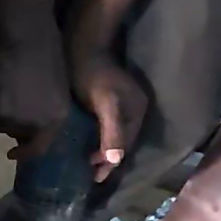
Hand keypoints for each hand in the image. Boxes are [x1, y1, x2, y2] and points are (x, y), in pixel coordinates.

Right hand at [0, 26, 71, 159]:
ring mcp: (11, 118)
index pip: (38, 147)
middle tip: (6, 98)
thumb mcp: (56, 85)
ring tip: (0, 83)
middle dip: (10, 120)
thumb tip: (28, 125)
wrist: (25, 29)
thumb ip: (46, 109)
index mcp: (56, 119)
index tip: (12, 153)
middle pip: (15, 132)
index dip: (24, 151)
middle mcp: (34, 124)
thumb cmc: (45, 47)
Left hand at [70, 51, 146, 182]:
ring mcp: (123, 104)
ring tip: (88, 162)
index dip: (111, 163)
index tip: (95, 177)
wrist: (83, 43)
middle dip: (108, 159)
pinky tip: (88, 142)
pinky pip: (106, 125)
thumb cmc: (92, 73)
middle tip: (90, 173)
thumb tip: (116, 160)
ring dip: (103, 150)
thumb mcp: (105, 103)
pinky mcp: (109, 100)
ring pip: (115, 135)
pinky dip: (98, 138)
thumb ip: (112, 131)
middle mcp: (135, 110)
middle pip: (122, 142)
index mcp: (138, 112)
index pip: (126, 146)